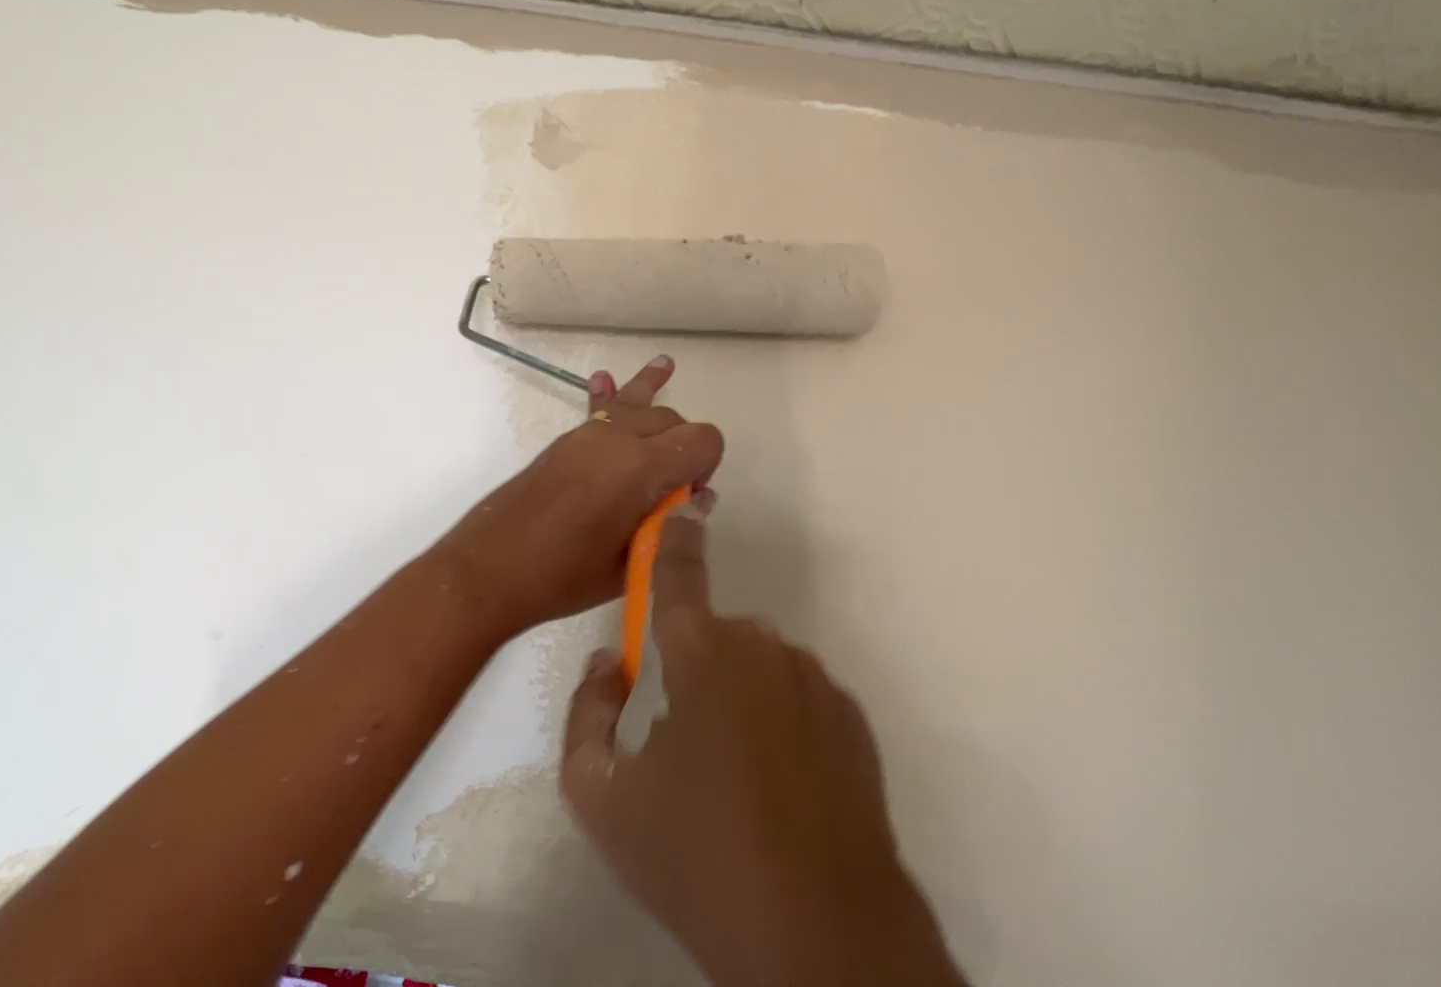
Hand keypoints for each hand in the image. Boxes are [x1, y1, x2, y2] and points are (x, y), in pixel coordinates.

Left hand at [437, 356, 723, 637]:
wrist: (490, 571)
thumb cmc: (564, 578)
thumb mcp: (632, 565)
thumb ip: (670, 529)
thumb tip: (693, 501)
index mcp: (641, 469)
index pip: (704, 439)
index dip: (709, 465)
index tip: (690, 499)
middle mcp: (616, 439)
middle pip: (672, 421)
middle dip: (684, 447)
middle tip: (671, 494)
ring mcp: (586, 436)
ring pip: (636, 405)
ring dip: (656, 399)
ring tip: (668, 367)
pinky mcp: (565, 443)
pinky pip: (597, 409)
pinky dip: (609, 394)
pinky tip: (606, 377)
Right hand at [558, 513, 964, 986]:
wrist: (813, 925)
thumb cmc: (692, 856)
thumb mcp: (599, 796)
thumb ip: (587, 712)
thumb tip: (610, 662)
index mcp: (699, 657)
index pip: (679, 576)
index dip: (672, 542)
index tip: (675, 514)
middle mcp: (763, 651)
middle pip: (719, 635)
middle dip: (697, 667)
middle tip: (684, 742)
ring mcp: (816, 684)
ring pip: (763, 667)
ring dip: (741, 696)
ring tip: (734, 776)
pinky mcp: (853, 719)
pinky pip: (802, 699)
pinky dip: (784, 722)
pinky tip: (779, 786)